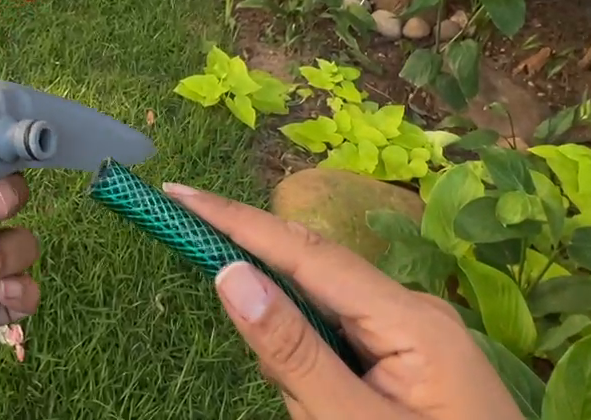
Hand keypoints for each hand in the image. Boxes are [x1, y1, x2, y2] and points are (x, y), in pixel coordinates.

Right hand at [166, 184, 519, 419]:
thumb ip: (293, 354)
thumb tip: (228, 270)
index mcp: (412, 320)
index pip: (303, 250)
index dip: (234, 218)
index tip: (176, 192)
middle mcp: (413, 313)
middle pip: (311, 283)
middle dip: (275, 329)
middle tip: (298, 399)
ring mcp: (415, 339)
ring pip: (320, 319)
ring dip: (299, 368)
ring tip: (324, 418)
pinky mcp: (410, 363)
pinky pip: (338, 345)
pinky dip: (316, 375)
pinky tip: (327, 409)